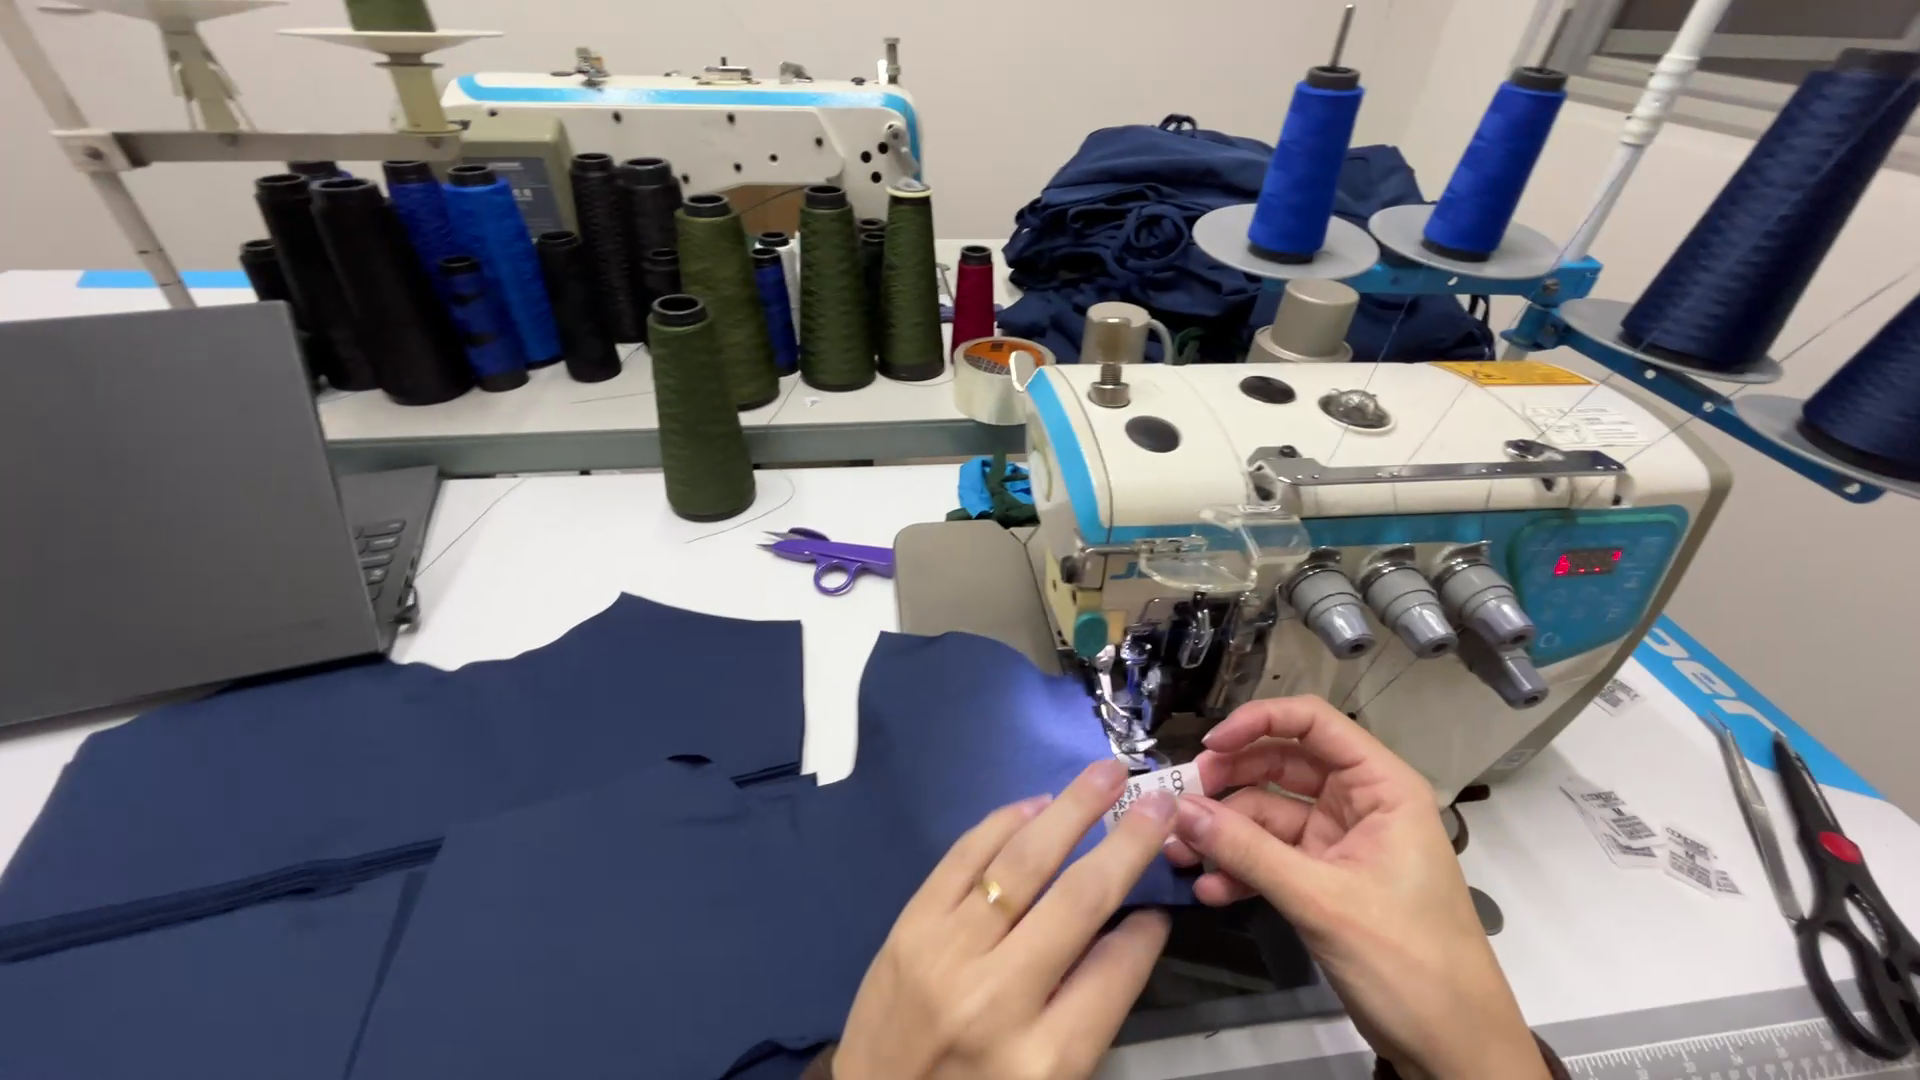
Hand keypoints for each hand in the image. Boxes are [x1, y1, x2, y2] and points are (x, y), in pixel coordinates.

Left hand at [834, 759, 1175, 1079]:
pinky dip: (1003, 823)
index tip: (1161, 903)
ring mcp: (946, 953)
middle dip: (1125, 845)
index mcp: (1043, 1059)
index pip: (1114, 971)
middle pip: (1077, 901)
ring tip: (1104, 774)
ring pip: (1020, 863)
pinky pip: (963, 858)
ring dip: (1069, 811)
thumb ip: (1087, 1011)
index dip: (1146, 931)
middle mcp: (996, 998)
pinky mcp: (909, 926)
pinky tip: (1035, 803)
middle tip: (1157, 801)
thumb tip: (1129, 929)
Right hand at [1164, 697, 1547, 1079]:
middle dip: (1228, 783)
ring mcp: (1337, 841)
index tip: (1210, 745)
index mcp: (1380, 788)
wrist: (1454, 1052)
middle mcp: (1357, 803)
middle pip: (1279, 765)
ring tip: (1182, 854)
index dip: (1258, 721)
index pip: (1313, 723)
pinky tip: (1210, 889)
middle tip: (1183, 803)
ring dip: (1223, 833)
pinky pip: (1268, 855)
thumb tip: (1180, 811)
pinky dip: (1239, 868)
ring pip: (1265, 813)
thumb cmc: (1410, 963)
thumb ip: (1247, 851)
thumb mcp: (1322, 900)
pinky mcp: (1321, 877)